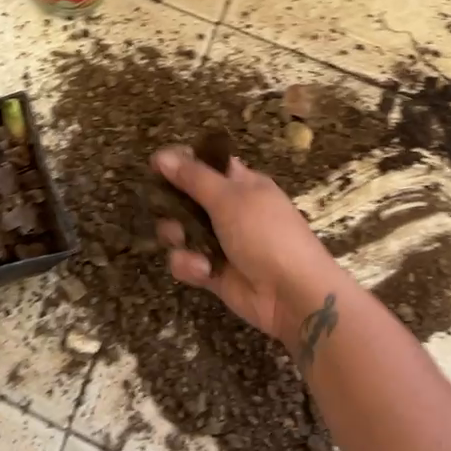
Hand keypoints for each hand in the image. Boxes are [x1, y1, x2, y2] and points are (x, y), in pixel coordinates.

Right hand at [152, 145, 342, 350]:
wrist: (292, 295)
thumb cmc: (266, 234)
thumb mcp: (230, 198)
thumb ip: (193, 177)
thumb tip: (162, 155)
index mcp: (242, 185)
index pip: (207, 165)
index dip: (182, 163)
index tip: (157, 165)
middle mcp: (230, 210)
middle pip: (186, 198)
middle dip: (171, 204)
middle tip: (163, 206)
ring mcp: (220, 242)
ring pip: (180, 231)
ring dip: (176, 235)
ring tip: (181, 239)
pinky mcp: (212, 272)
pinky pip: (186, 261)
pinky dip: (190, 264)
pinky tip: (203, 270)